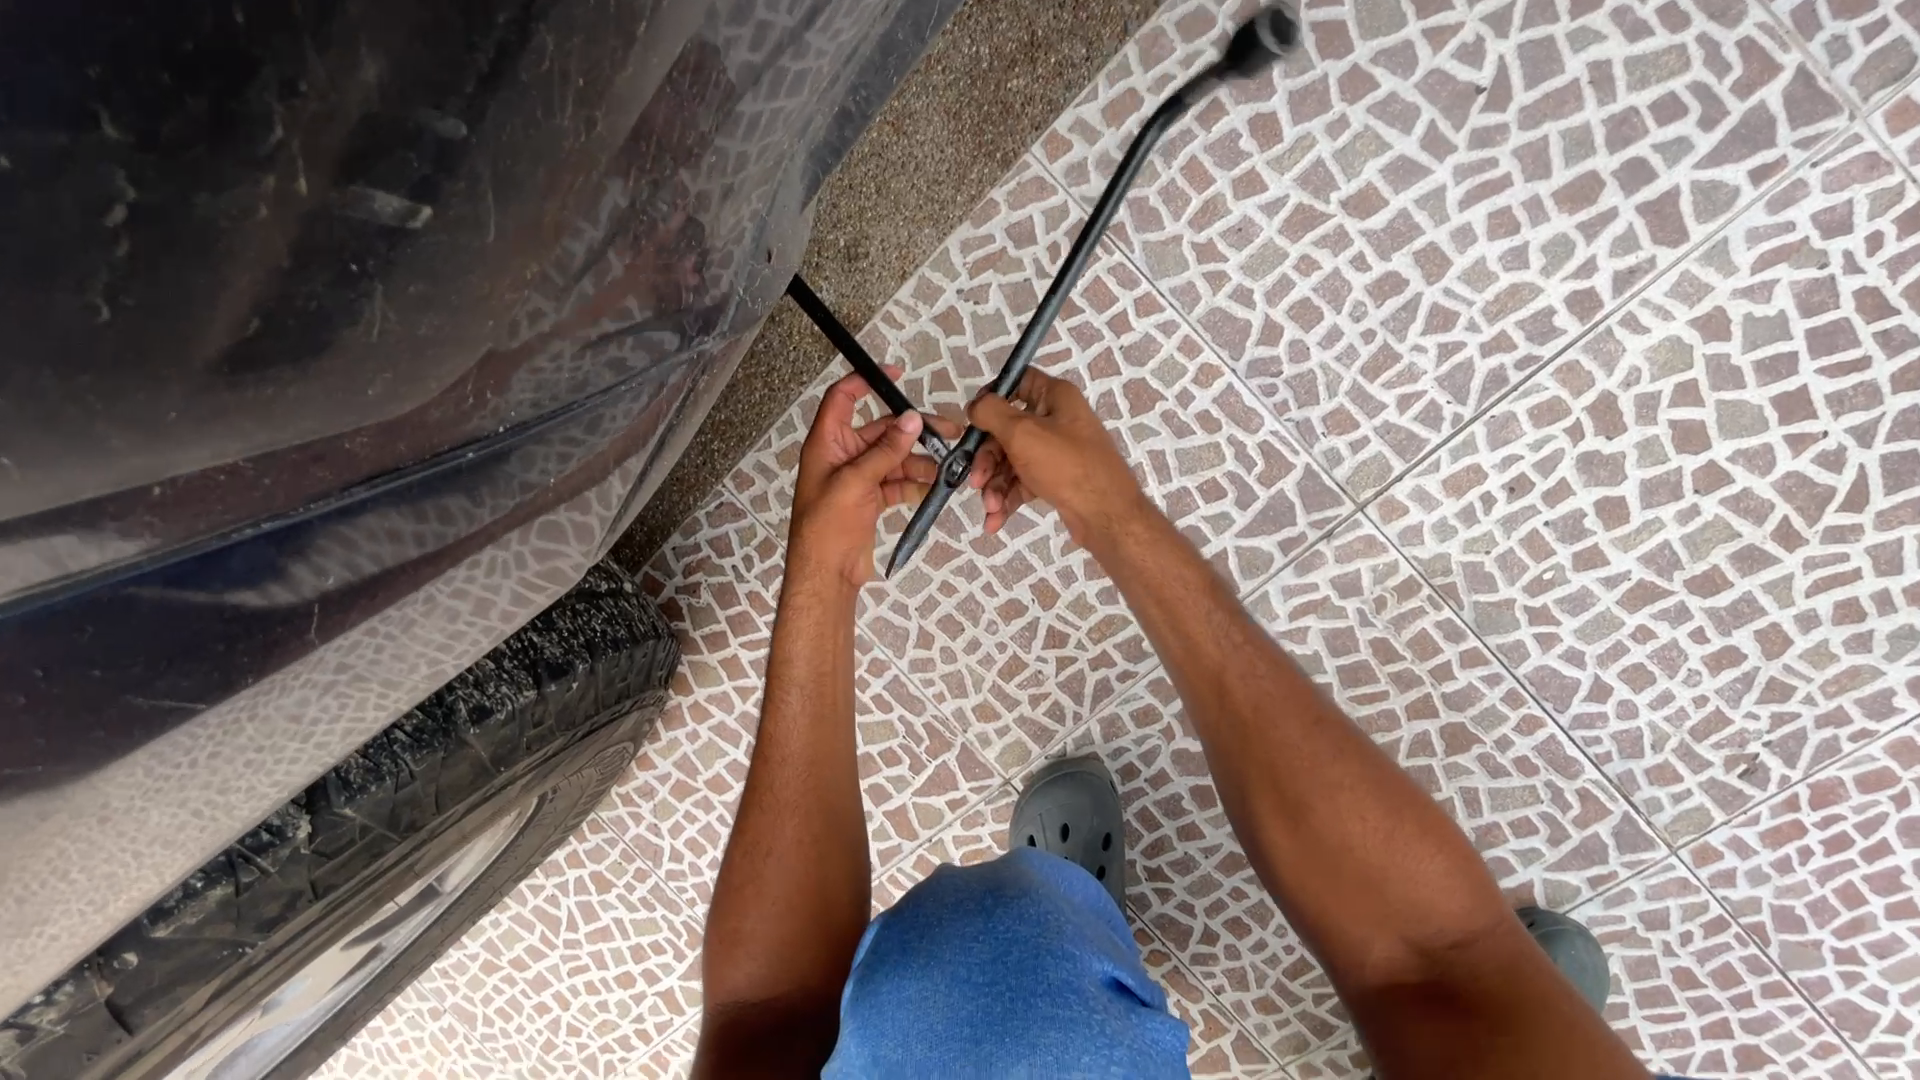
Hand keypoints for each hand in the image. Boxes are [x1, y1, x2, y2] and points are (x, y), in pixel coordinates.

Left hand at [790, 366, 962, 586]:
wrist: (827, 572)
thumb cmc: (827, 525)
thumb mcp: (856, 481)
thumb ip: (886, 450)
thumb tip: (912, 420)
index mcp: (827, 443)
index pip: (843, 399)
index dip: (865, 382)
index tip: (896, 374)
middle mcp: (843, 456)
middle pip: (881, 430)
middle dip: (913, 431)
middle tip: (948, 431)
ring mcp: (859, 478)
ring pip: (895, 457)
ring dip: (921, 460)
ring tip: (948, 466)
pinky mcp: (872, 499)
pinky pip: (898, 482)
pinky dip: (916, 482)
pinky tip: (935, 485)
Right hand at [966, 369, 1148, 543]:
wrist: (1105, 514)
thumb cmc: (1065, 465)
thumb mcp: (1022, 432)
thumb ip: (991, 412)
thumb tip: (974, 405)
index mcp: (1055, 397)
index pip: (1018, 381)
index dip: (992, 397)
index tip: (972, 419)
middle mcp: (1057, 420)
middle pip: (1007, 429)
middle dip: (988, 459)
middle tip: (976, 481)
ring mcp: (1056, 452)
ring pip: (1012, 460)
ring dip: (995, 484)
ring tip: (990, 507)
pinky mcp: (1055, 479)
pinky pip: (1022, 482)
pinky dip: (1007, 498)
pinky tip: (995, 520)